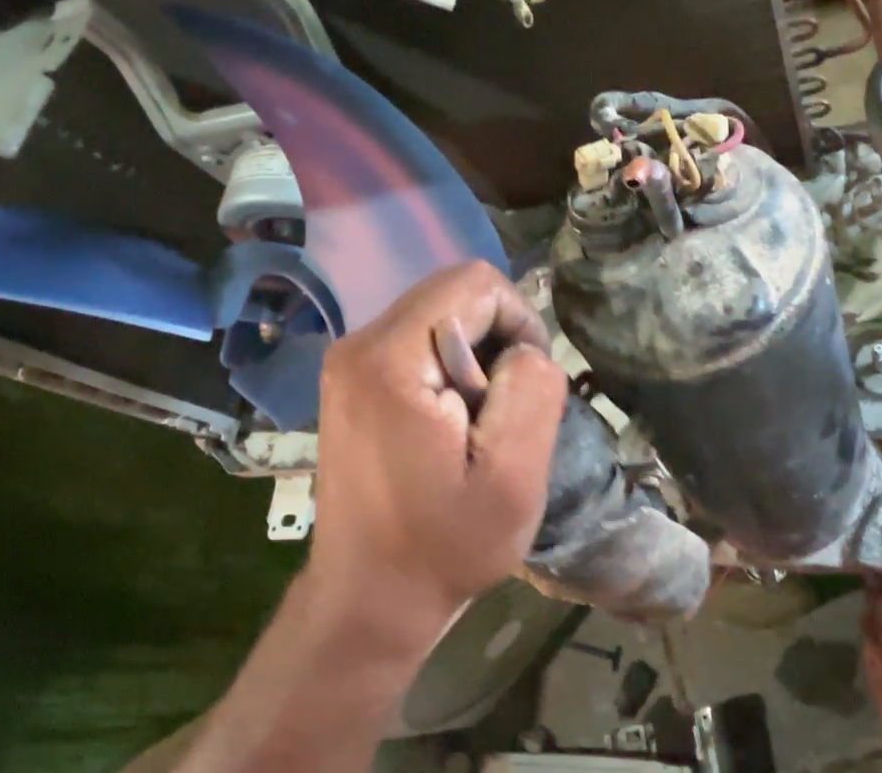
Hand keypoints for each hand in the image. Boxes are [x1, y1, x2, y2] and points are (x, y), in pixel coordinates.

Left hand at [310, 260, 568, 622]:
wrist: (368, 598)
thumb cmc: (443, 546)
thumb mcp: (513, 479)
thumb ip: (532, 392)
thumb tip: (526, 350)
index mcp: (390, 359)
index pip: (475, 283)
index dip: (520, 321)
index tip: (522, 389)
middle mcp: (359, 344)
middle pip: (455, 292)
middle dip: (497, 339)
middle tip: (500, 411)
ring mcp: (350, 363)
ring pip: (441, 315)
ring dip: (477, 357)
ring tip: (477, 423)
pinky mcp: (353, 382)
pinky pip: (422, 341)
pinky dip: (452, 369)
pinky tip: (453, 425)